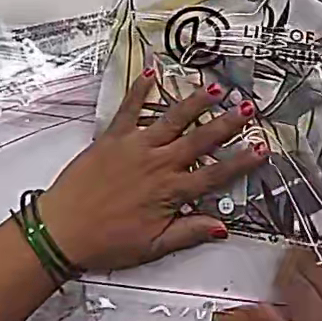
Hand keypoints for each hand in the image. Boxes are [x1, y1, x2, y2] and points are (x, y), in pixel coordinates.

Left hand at [37, 69, 269, 271]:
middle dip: (226, 123)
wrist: (60, 230)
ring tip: (214, 88)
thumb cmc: (104, 241)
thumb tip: (220, 226)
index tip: (261, 149)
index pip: (215, 175)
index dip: (241, 162)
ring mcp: (135, 147)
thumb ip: (188, 232)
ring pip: (172, 119)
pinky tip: (151, 73)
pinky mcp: (112, 138)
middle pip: (200, 140)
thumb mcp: (152, 247)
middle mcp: (157, 164)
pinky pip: (129, 109)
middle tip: (246, 108)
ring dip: (195, 102)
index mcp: (170, 192)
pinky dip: (140, 90)